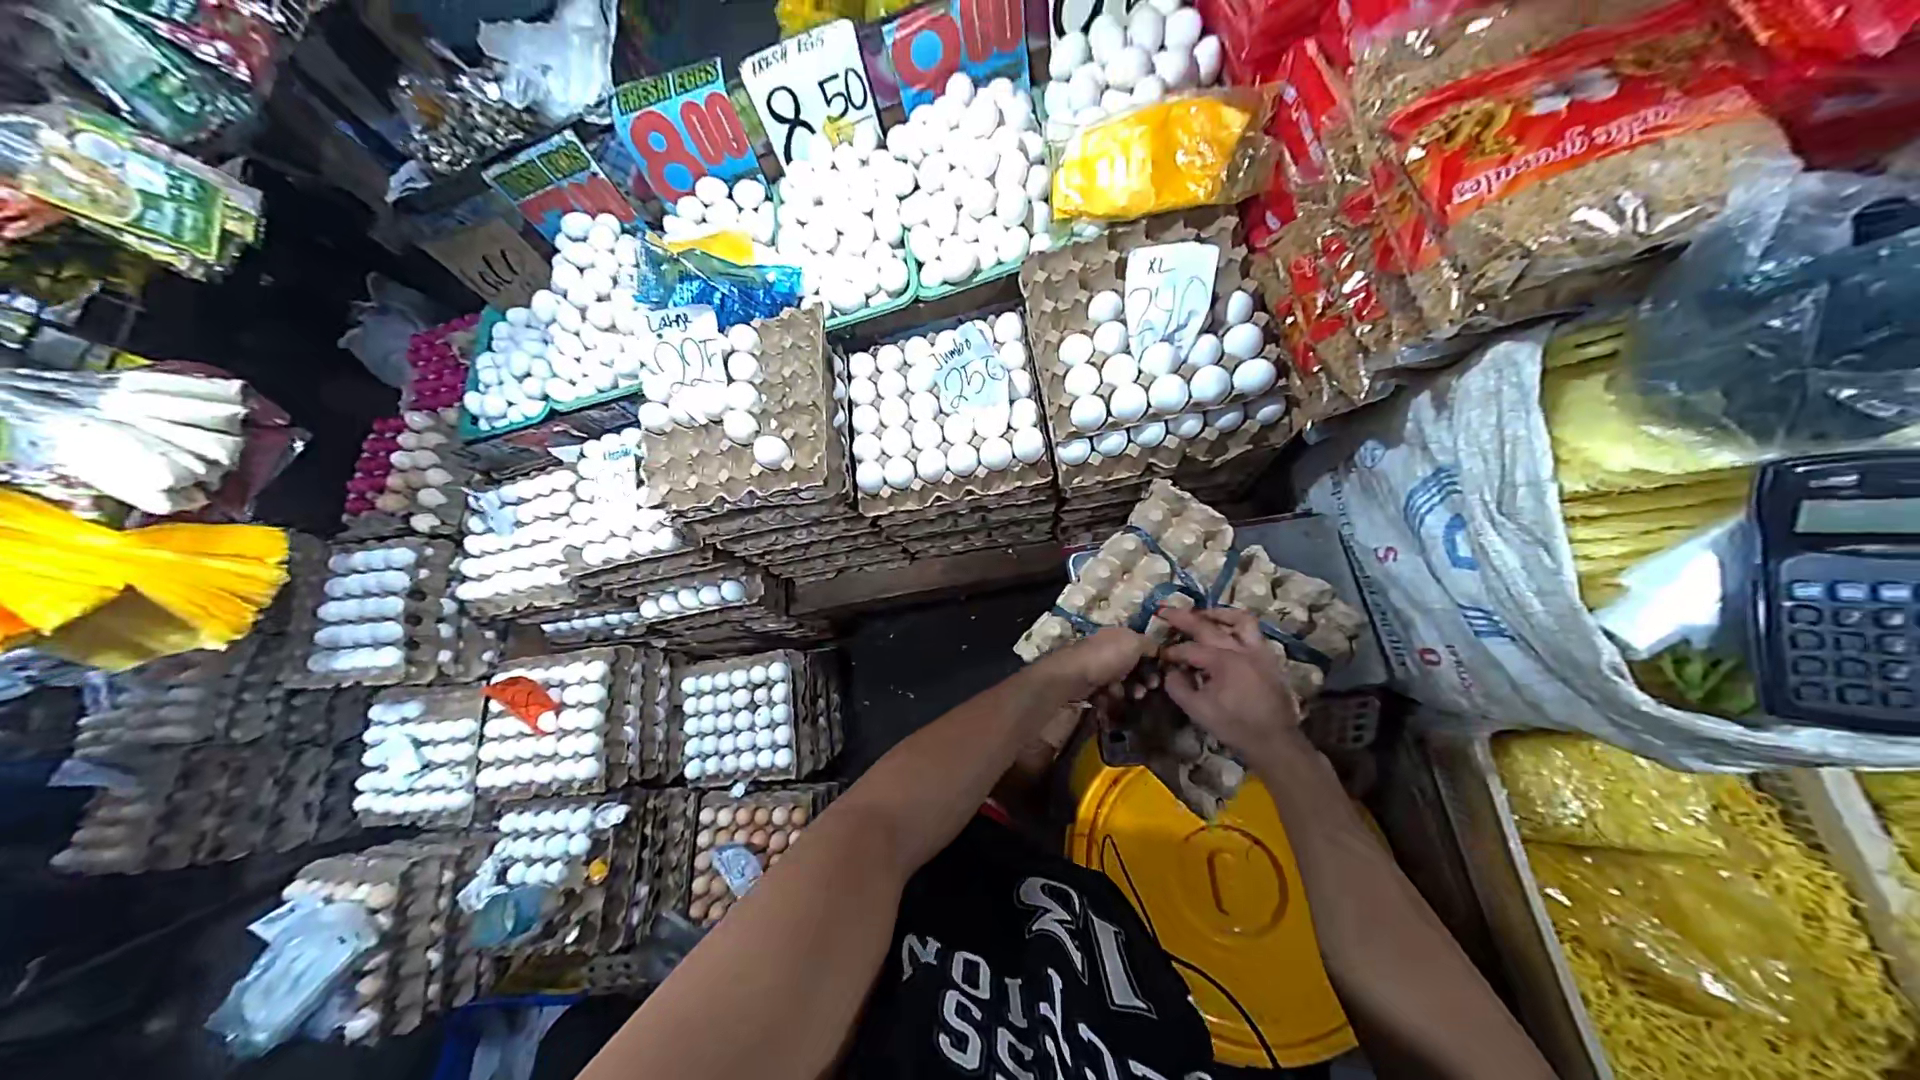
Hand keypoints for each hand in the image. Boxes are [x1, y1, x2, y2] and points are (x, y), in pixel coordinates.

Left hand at [1036, 627, 1153, 700]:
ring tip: (1135, 695)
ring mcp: (1097, 667)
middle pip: (1132, 665)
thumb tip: (1158, 649)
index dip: (1153, 658)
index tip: (1163, 671)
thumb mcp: (1134, 643)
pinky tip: (1114, 698)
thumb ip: (1149, 644)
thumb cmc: (1106, 656)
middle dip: (1144, 677)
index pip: (1141, 645)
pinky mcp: (1090, 685)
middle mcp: (1107, 649)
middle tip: (1150, 687)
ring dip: (1132, 689)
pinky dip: (1114, 696)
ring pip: (1122, 681)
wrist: (1073, 677)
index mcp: (1117, 635)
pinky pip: (1108, 692)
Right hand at [1156, 607, 1306, 764]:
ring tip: (1203, 614)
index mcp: (1222, 661)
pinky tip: (1227, 633)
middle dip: (1183, 618)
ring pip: (1240, 620)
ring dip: (1218, 614)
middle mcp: (1240, 649)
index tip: (1161, 657)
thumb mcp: (1197, 709)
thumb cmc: (1234, 726)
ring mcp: (1258, 651)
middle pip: (1208, 626)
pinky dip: (1237, 627)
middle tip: (1166, 611)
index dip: (1172, 652)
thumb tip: (1171, 671)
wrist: (1274, 741)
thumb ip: (1178, 687)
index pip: (1188, 649)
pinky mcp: (1268, 659)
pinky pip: (1253, 633)